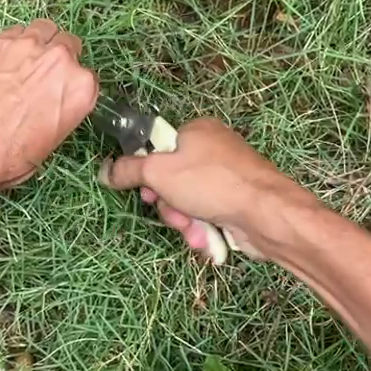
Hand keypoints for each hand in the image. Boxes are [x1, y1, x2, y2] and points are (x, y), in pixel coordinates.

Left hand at [0, 19, 98, 208]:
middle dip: (55, 60)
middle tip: (39, 78)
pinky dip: (13, 44)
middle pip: (67, 45)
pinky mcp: (0, 41)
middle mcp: (61, 60)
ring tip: (21, 66)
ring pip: (43, 31)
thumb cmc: (7, 156)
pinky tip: (2, 64)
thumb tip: (53, 99)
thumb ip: (62, 108)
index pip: (86, 75)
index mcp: (81, 88)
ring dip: (37, 45)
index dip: (69, 83)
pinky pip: (16, 33)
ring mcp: (29, 46)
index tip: (58, 90)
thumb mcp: (51, 140)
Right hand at [99, 119, 313, 260]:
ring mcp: (226, 177)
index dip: (148, 175)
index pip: (158, 149)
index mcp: (196, 131)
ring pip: (187, 202)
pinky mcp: (236, 202)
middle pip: (171, 180)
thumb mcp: (159, 173)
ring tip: (195, 231)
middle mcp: (212, 150)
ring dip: (185, 222)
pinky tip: (207, 239)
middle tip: (175, 214)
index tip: (148, 192)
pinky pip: (207, 214)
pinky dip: (203, 229)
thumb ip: (128, 170)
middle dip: (169, 206)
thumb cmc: (211, 184)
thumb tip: (104, 170)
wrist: (266, 214)